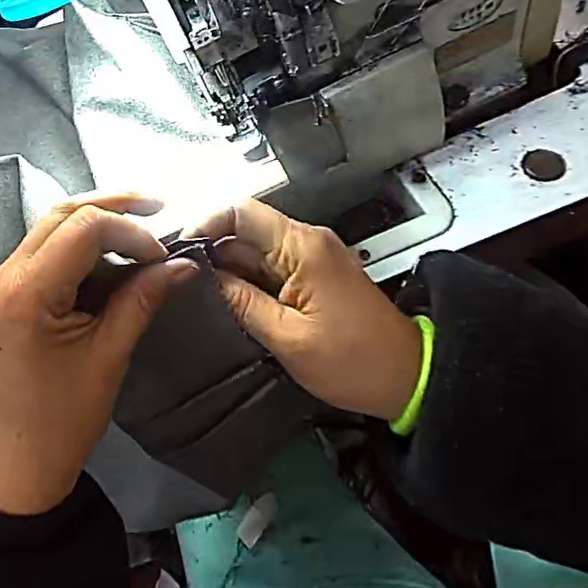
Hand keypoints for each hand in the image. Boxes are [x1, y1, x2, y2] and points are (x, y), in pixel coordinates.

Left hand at [0, 193, 198, 514]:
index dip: (130, 231)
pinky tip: (113, 247)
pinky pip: (47, 247)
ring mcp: (0, 282)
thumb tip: (183, 264)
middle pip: (63, 213)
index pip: (83, 229)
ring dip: (98, 217)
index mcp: (25, 293)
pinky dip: (83, 239)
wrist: (17, 462)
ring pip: (53, 224)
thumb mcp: (110, 354)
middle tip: (158, 207)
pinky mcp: (7, 291)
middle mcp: (4, 276)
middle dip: (114, 205)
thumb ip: (144, 298)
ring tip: (142, 222)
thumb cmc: (63, 417)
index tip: (162, 256)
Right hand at [193, 200, 422, 420]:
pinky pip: (274, 267)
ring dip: (231, 270)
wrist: (406, 375)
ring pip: (257, 250)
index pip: (242, 211)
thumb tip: (205, 277)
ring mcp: (314, 256)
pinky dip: (251, 281)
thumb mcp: (287, 337)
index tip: (181, 251)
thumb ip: (242, 303)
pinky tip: (235, 304)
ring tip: (205, 298)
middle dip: (214, 253)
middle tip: (185, 284)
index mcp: (303, 246)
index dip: (206, 224)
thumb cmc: (355, 360)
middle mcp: (309, 241)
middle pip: (246, 230)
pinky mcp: (316, 274)